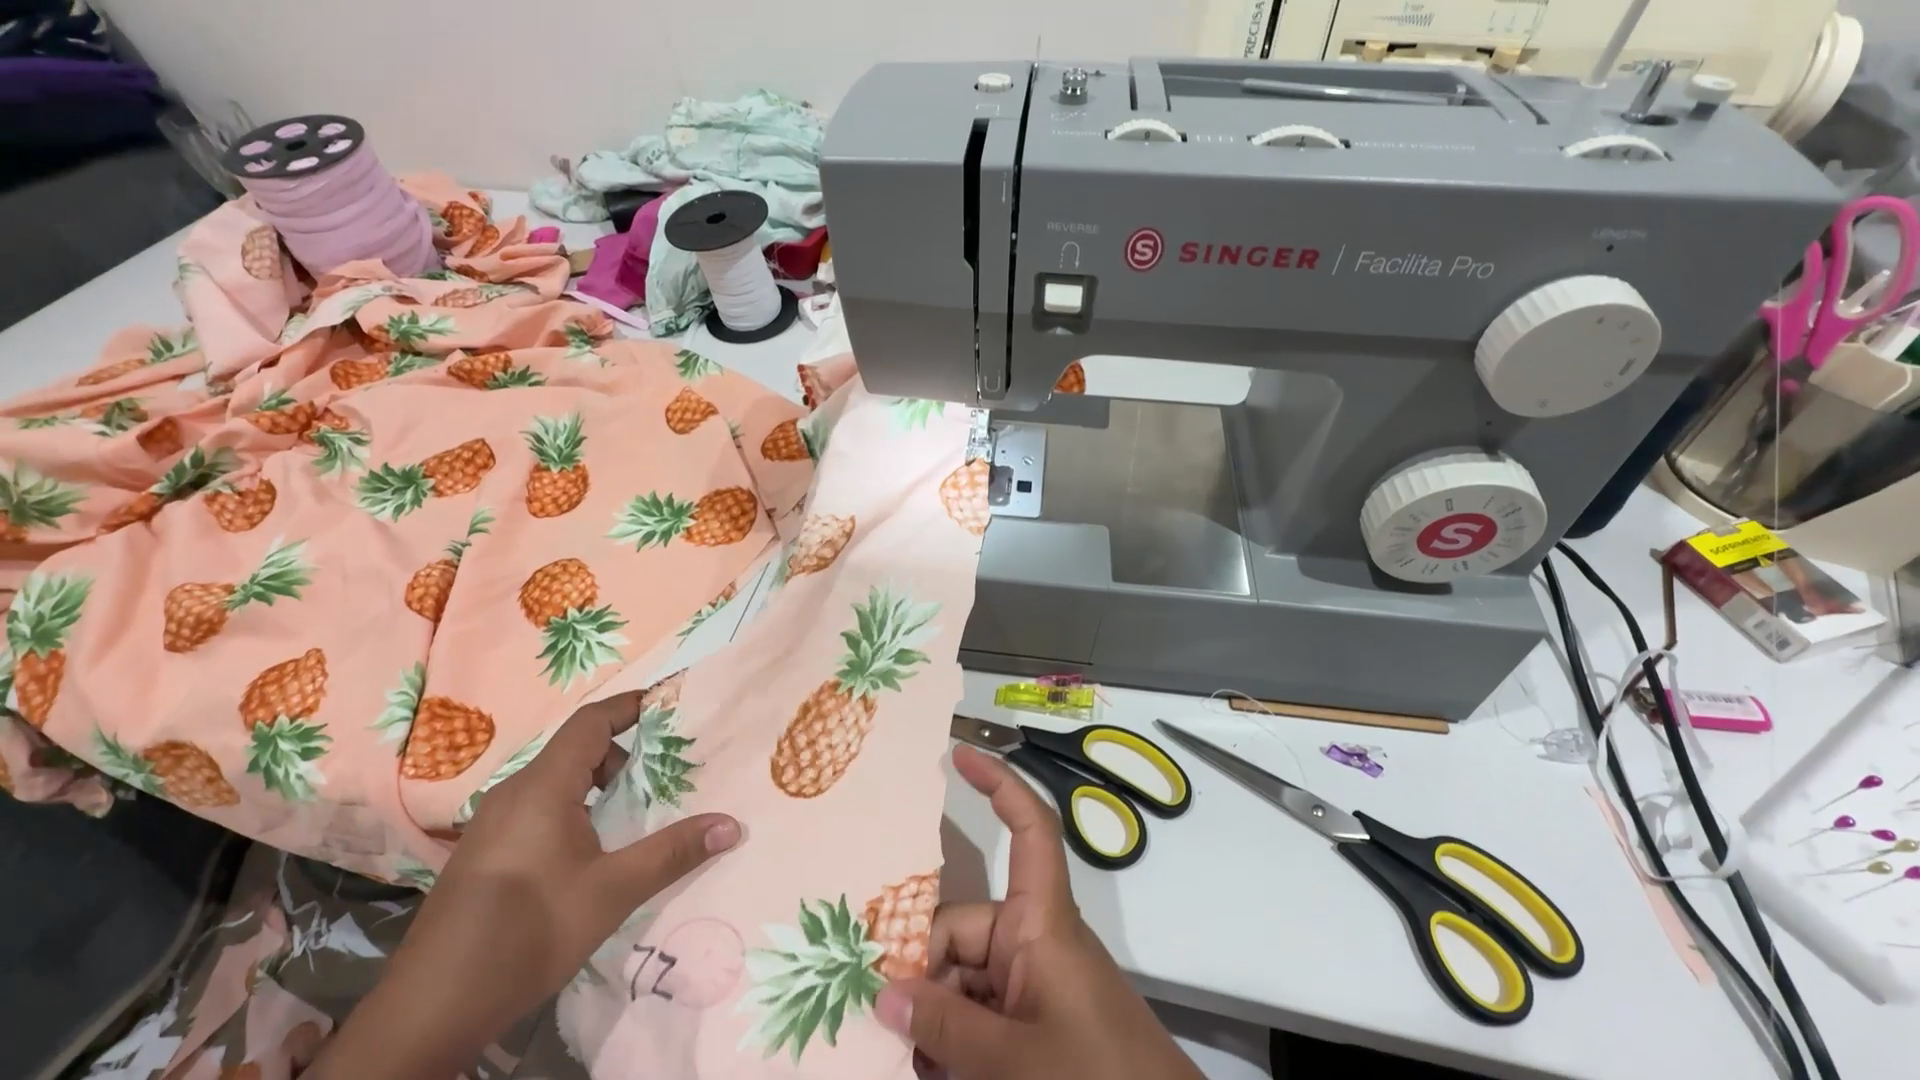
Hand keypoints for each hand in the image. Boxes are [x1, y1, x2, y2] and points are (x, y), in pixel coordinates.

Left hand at [310, 691, 739, 1078]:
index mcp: (542, 787)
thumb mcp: (611, 892)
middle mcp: (514, 794)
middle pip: (577, 752)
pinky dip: (579, 813)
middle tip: (673, 774)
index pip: (590, 722)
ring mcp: (494, 825)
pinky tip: (600, 852)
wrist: (432, 1007)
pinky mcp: (487, 854)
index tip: (673, 706)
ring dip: (603, 789)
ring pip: (558, 785)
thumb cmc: (528, 932)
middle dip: (627, 755)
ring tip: (645, 813)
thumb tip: (732, 824)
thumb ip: (672, 852)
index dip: (631, 706)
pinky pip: (541, 811)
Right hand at [875, 745, 1200, 1079]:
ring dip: (928, 1019)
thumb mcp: (1013, 1057)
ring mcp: (1028, 987)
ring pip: (957, 979)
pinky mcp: (1028, 1025)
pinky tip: (922, 1071)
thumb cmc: (1096, 1075)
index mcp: (1040, 924)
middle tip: (877, 1017)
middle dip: (916, 971)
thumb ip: (944, 1025)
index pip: (1029, 833)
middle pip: (958, 928)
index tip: (959, 755)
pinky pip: (974, 1013)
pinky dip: (947, 1041)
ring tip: (900, 1058)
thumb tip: (883, 991)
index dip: (1000, 787)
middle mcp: (1030, 943)